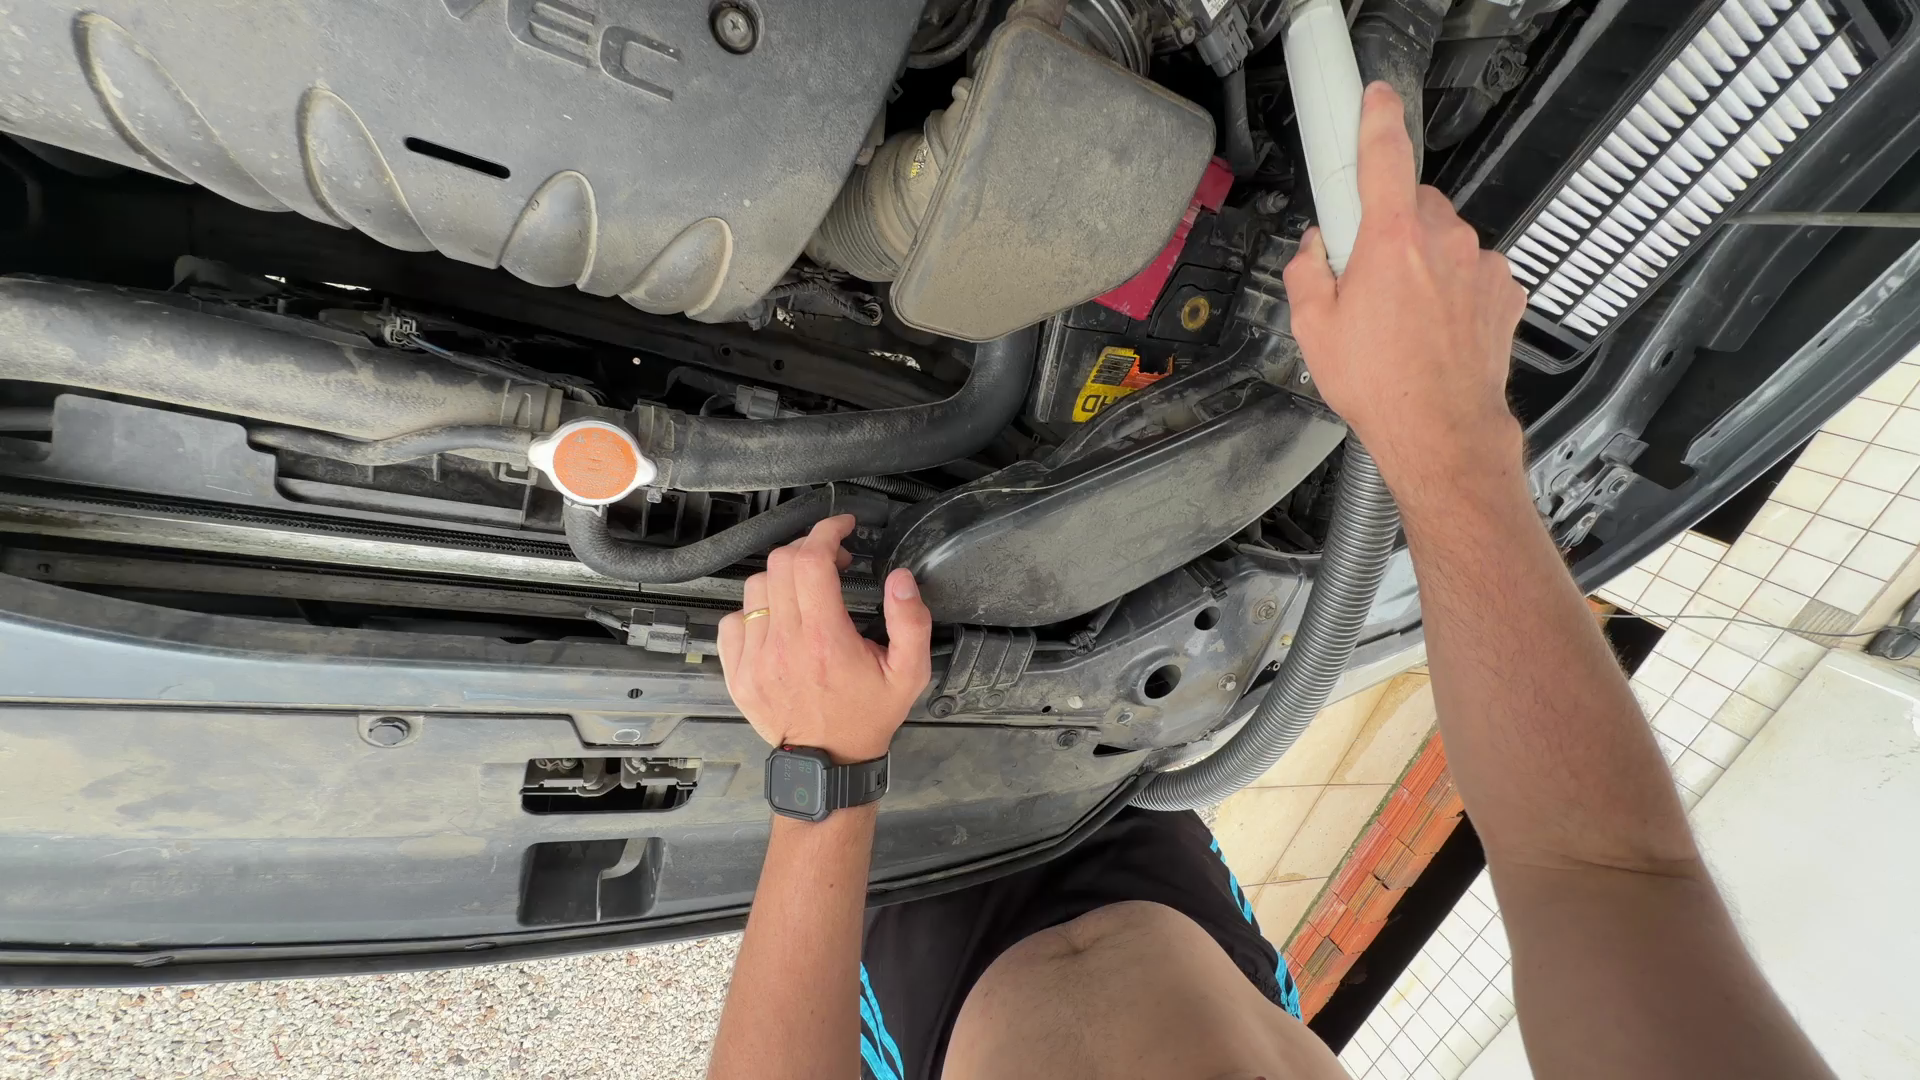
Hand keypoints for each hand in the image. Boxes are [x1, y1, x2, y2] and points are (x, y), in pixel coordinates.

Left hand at [716, 515, 932, 763]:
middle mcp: (784, 644)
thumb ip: (911, 621)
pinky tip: (778, 620)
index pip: (812, 560)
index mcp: (826, 639)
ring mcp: (754, 659)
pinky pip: (732, 620)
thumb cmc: (869, 715)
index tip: (842, 527)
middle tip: (832, 562)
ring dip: (783, 577)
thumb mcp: (910, 671)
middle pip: (781, 564)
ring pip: (755, 586)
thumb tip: (900, 578)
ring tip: (806, 592)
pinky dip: (754, 609)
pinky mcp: (736, 673)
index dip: (826, 531)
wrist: (829, 764)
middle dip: (809, 549)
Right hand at [1283, 82, 1529, 496]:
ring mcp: (1480, 264)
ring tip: (1395, 317)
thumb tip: (1312, 248)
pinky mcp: (1504, 289)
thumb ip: (1306, 274)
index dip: (1376, 119)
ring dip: (1415, 262)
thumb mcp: (1312, 331)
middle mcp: (1443, 240)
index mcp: (1390, 241)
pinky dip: (1447, 287)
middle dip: (1383, 227)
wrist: (1440, 428)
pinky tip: (1427, 328)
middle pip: (1410, 203)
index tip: (1373, 98)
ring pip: (1440, 239)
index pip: (1384, 156)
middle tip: (1360, 274)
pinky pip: (1468, 270)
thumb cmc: (1377, 383)